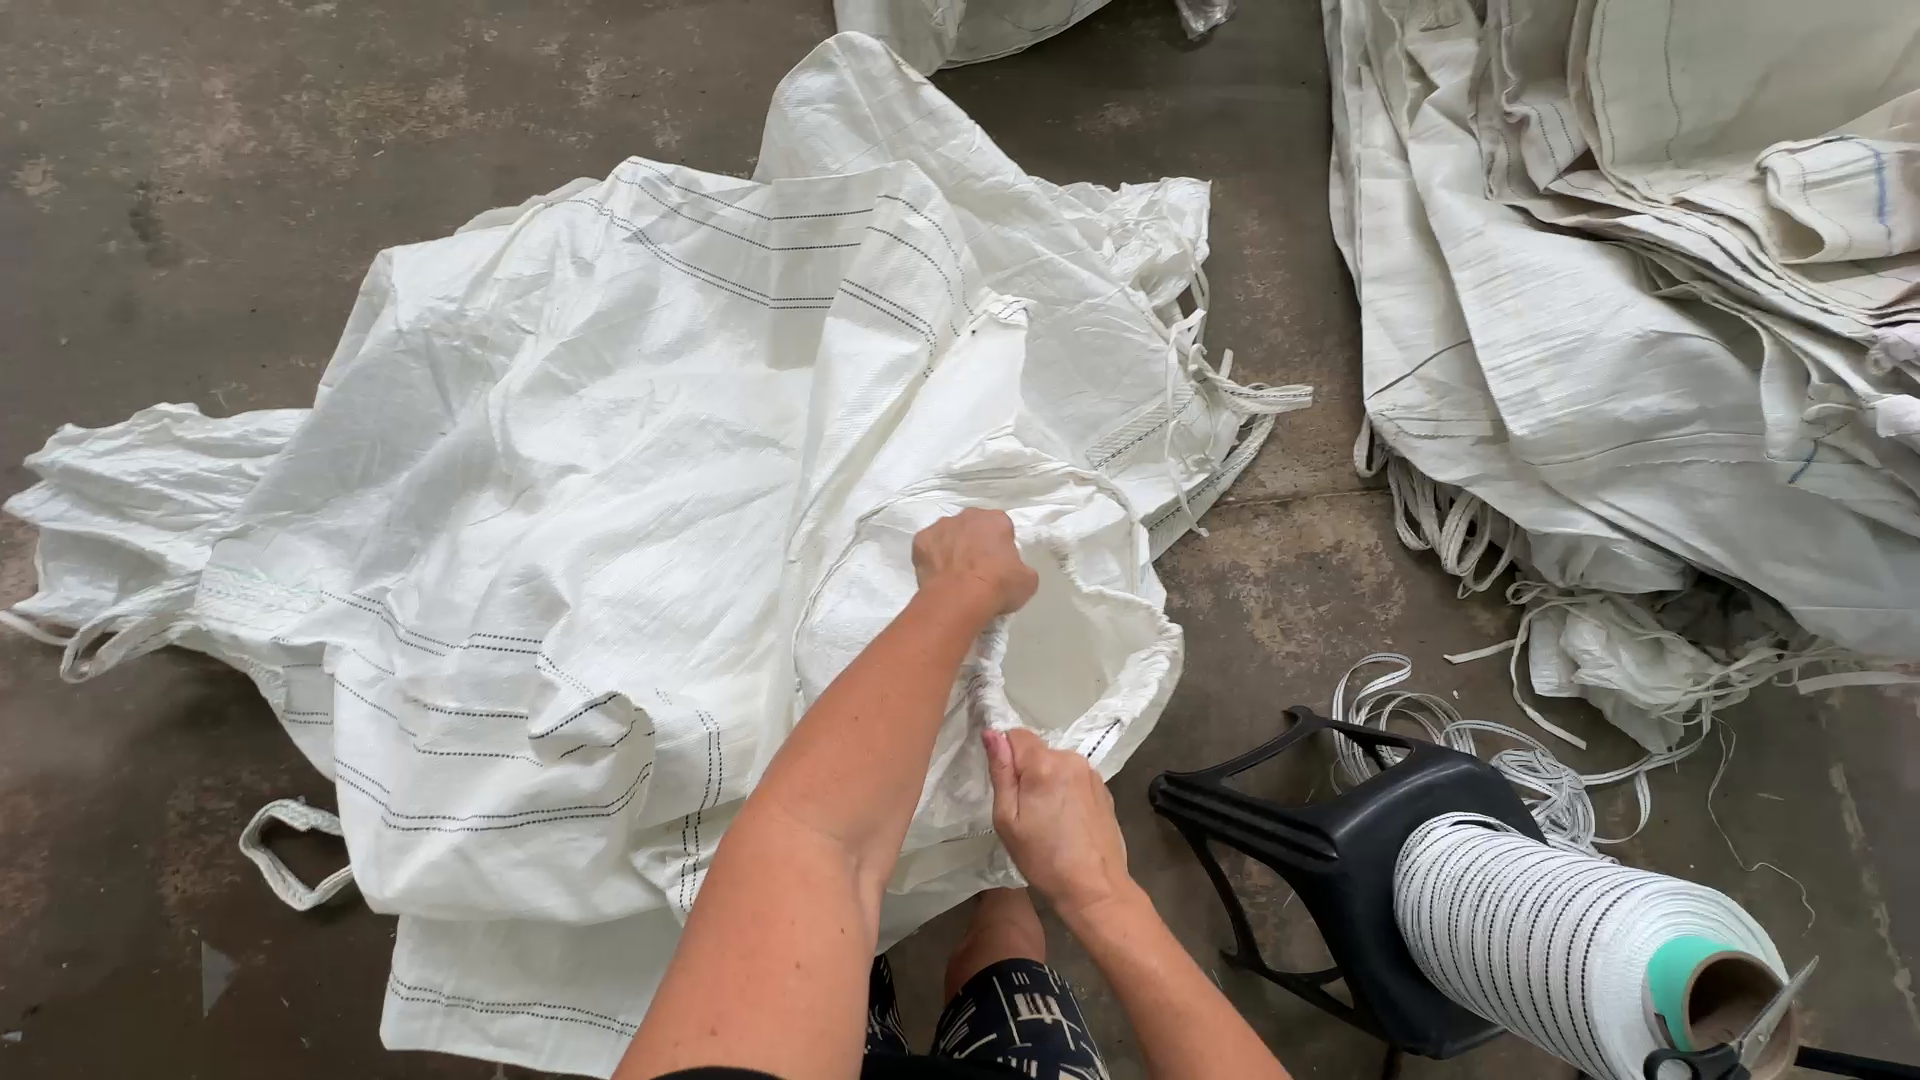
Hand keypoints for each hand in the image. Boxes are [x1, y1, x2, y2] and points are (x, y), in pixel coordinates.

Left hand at [911, 509, 1037, 617]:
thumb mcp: (1027, 580)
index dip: (1000, 546)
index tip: (999, 564)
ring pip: (949, 534)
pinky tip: (937, 575)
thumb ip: (1021, 567)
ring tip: (954, 574)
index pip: (1001, 527)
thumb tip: (1013, 571)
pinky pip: (928, 547)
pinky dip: (931, 558)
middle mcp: (968, 516)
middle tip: (976, 568)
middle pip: (973, 527)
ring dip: (952, 547)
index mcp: (996, 520)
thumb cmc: (998, 586)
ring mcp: (941, 526)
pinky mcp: (920, 540)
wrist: (960, 598)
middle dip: (974, 542)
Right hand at [982, 727, 1132, 920]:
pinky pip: (1073, 778)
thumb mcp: (1008, 819)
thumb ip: (1000, 771)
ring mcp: (1091, 773)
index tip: (1008, 786)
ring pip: (1055, 764)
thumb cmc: (1043, 858)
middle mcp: (1071, 759)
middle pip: (1037, 751)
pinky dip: (1065, 790)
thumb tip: (992, 733)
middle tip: (1026, 811)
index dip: (1005, 756)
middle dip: (1026, 772)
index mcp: (1044, 764)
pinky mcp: (1103, 788)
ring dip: (1047, 781)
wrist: (1096, 888)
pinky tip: (1067, 821)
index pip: (1016, 734)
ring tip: (1048, 819)